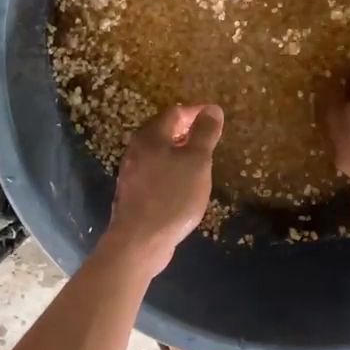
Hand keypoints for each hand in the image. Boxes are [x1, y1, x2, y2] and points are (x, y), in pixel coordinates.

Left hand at [102, 104, 224, 275]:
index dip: (197, 112)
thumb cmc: (172, 196)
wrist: (140, 240)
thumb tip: (212, 109)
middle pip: (163, 130)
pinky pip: (155, 170)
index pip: (175, 112)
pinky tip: (184, 183)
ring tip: (201, 159)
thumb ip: (204, 133)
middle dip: (187, 129)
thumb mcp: (196, 161)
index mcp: (150, 136)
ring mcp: (132, 171)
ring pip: (159, 151)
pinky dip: (172, 168)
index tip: (216, 117)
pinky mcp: (134, 192)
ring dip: (179, 150)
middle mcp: (136, 149)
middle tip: (209, 136)